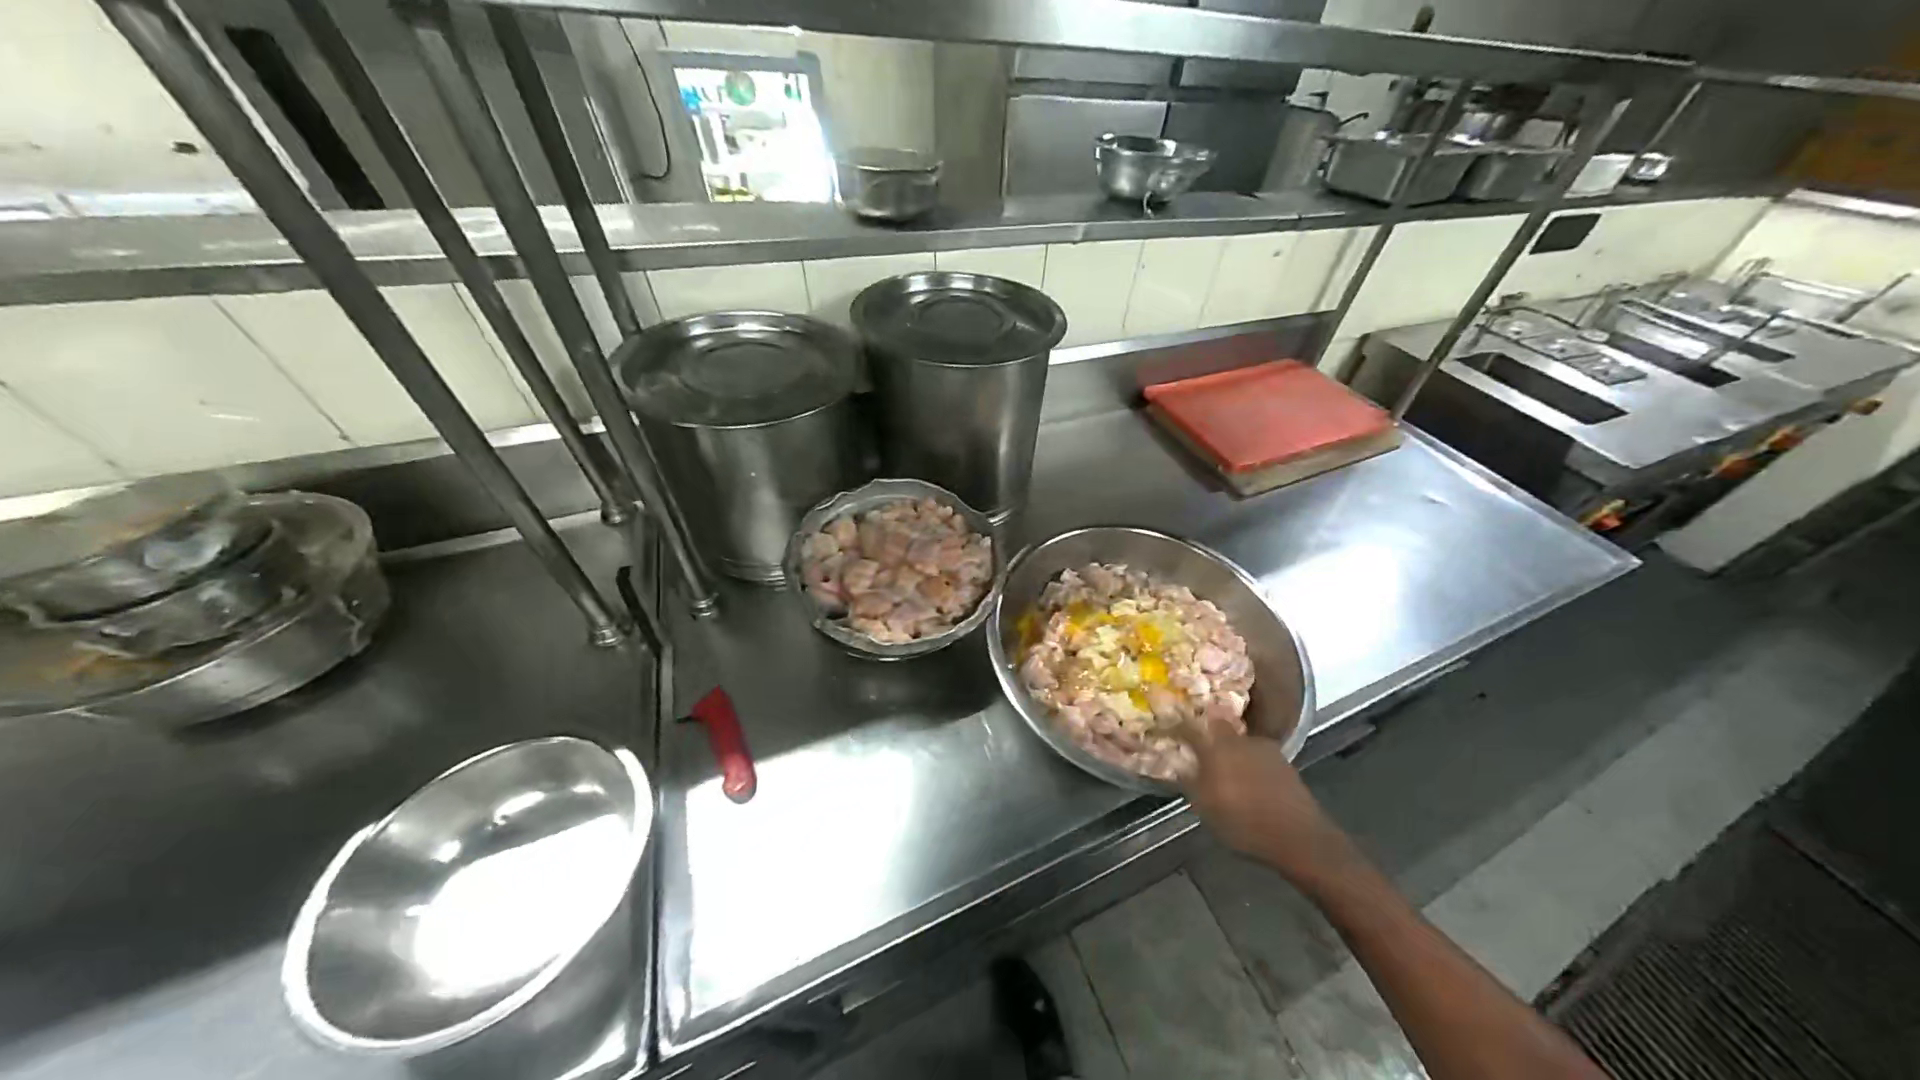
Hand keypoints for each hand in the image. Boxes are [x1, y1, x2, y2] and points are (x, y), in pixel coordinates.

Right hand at [1179, 717, 1364, 888]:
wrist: (1300, 838)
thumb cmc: (1244, 823)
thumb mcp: (1204, 808)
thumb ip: (1190, 781)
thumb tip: (1179, 763)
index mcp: (1215, 748)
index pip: (1190, 726)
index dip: (1179, 726)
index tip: (1171, 730)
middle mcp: (1240, 741)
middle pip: (1218, 729)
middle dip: (1208, 738)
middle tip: (1201, 755)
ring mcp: (1265, 750)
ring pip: (1239, 743)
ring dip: (1231, 753)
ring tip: (1228, 775)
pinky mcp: (1284, 763)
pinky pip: (1257, 757)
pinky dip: (1250, 766)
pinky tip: (1251, 786)